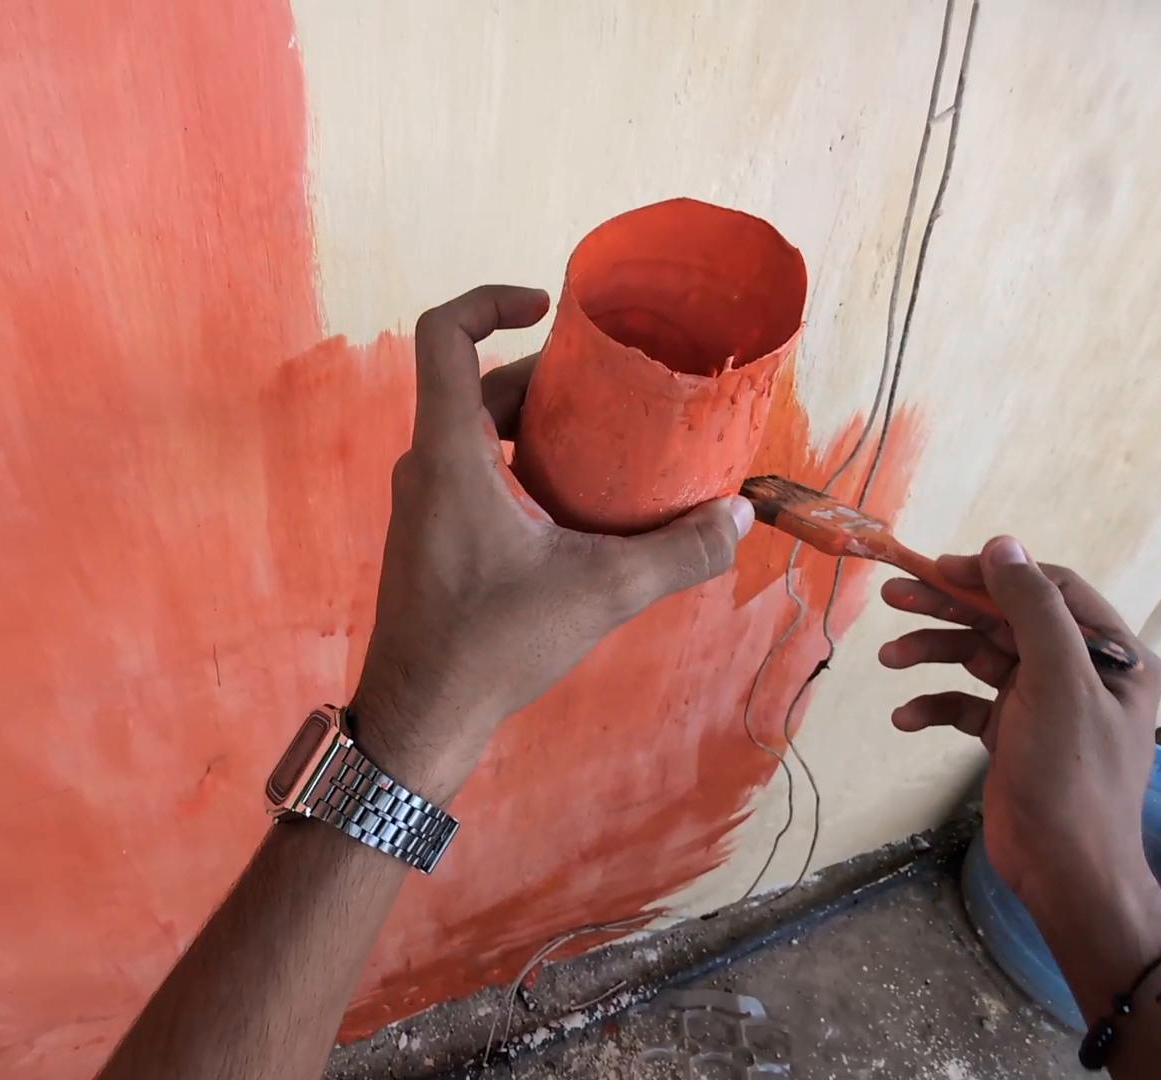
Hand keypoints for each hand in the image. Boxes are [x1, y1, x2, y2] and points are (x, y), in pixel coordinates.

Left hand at [350, 285, 754, 802]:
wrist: (420, 715)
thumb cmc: (493, 644)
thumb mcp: (598, 593)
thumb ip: (677, 553)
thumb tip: (739, 515)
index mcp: (449, 454)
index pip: (443, 337)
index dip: (488, 300)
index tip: (546, 306)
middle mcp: (426, 465)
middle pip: (476, 386)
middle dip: (542, 378)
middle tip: (607, 391)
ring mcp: (422, 502)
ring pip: (475, 433)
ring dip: (532, 425)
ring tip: (600, 442)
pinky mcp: (429, 534)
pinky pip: (471, 470)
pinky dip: (517, 463)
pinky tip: (568, 502)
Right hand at [877, 536, 1160, 913]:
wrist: (1064, 870)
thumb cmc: (1070, 772)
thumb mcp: (1056, 681)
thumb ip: (1032, 608)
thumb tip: (1001, 544)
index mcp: (1108, 654)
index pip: (1047, 589)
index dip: (993, 574)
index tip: (939, 570)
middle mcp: (1076, 671)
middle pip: (1002, 619)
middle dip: (947, 608)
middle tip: (893, 596)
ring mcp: (1040, 703)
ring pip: (977, 657)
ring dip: (931, 654)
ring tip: (888, 659)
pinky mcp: (1010, 733)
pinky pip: (965, 702)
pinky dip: (934, 704)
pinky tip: (906, 718)